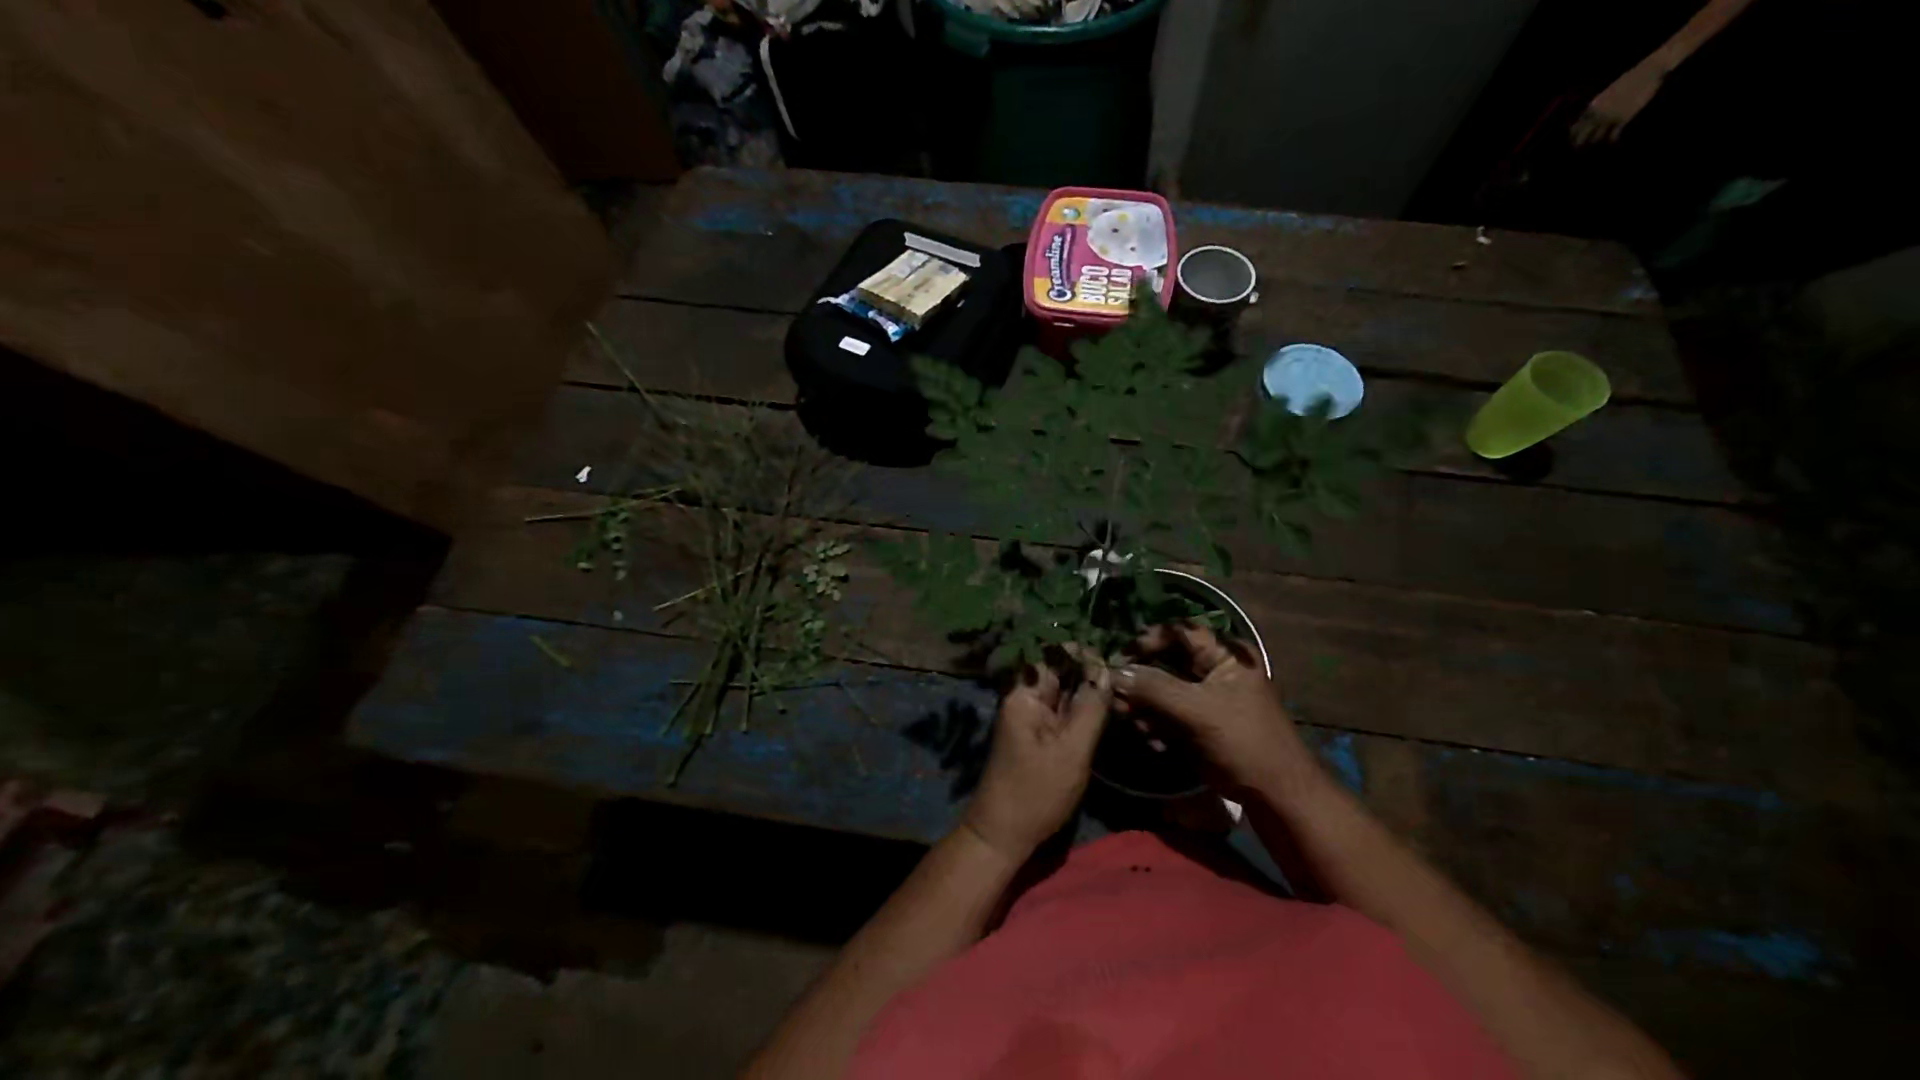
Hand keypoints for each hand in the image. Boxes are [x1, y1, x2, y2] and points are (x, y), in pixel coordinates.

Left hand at [962, 659, 1110, 860]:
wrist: (1002, 834)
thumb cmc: (1037, 792)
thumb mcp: (1072, 749)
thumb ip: (1090, 708)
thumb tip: (1105, 670)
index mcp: (1023, 695)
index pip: (1052, 656)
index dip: (1081, 653)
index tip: (1113, 657)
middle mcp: (1023, 700)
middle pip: (1058, 673)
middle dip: (1087, 671)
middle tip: (1124, 674)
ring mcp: (1029, 719)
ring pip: (1062, 693)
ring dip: (1087, 690)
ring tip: (1121, 689)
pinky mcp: (1037, 737)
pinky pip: (1060, 713)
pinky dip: (1080, 710)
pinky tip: (1104, 709)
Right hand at [1114, 623, 1313, 789]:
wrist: (1275, 795)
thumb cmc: (1244, 742)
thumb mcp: (1198, 711)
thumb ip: (1154, 688)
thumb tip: (1113, 673)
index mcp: (1224, 654)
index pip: (1178, 631)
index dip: (1147, 640)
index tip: (1119, 659)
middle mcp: (1213, 669)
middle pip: (1164, 661)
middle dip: (1139, 681)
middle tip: (1119, 700)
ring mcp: (1204, 697)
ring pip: (1160, 690)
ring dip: (1144, 707)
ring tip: (1138, 727)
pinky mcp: (1196, 722)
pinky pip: (1165, 714)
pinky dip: (1155, 725)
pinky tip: (1155, 743)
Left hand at [1571, 63, 1664, 145]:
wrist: (1647, 72)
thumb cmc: (1629, 80)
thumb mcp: (1606, 93)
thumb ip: (1598, 105)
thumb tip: (1592, 115)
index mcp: (1592, 107)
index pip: (1576, 126)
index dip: (1574, 135)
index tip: (1574, 139)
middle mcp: (1598, 114)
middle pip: (1582, 136)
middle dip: (1579, 144)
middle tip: (1580, 148)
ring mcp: (1610, 117)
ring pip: (1596, 138)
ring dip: (1596, 141)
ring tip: (1598, 142)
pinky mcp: (1624, 119)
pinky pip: (1613, 136)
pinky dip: (1612, 140)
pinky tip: (1614, 140)